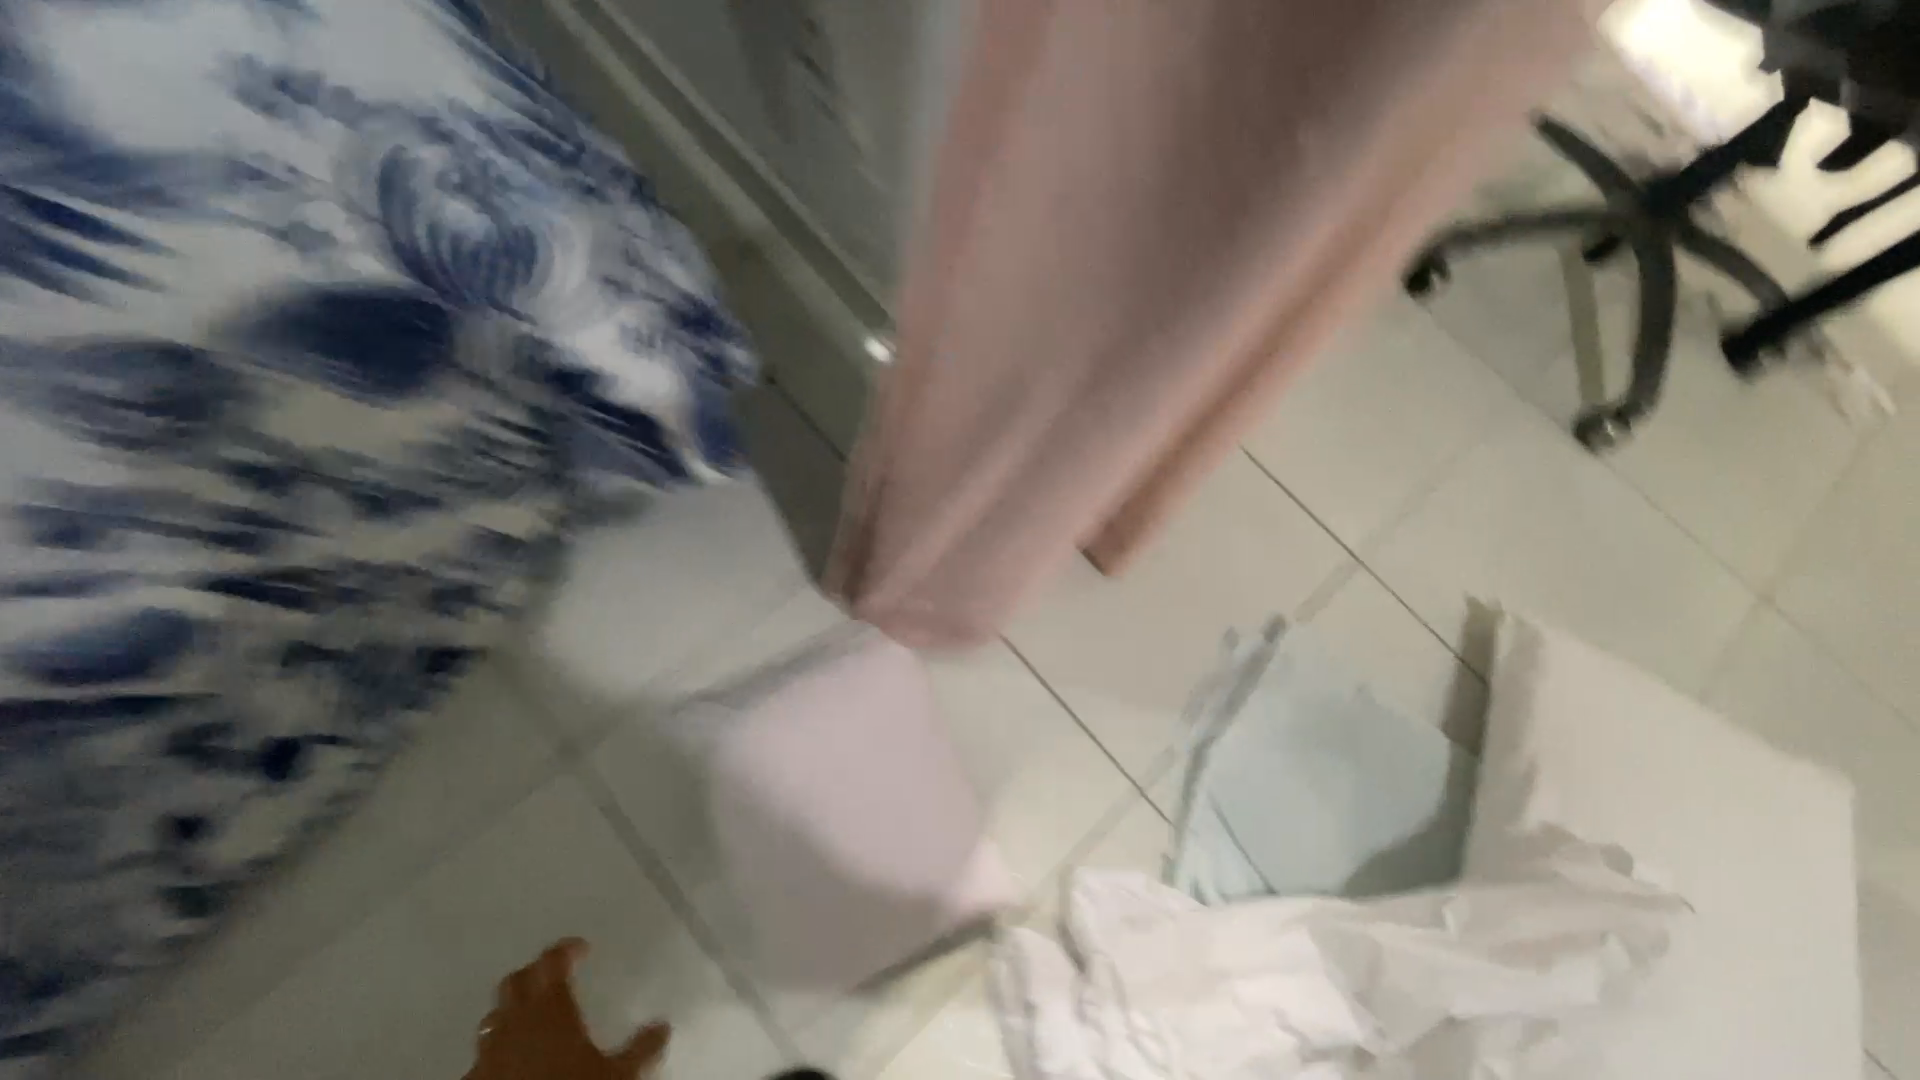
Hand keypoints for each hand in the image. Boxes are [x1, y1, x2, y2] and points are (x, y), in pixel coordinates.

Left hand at [465, 938, 670, 1079]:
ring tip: (533, 1020)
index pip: (552, 961)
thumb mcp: (618, 1074)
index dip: (566, 948)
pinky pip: (482, 1056)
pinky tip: (510, 1063)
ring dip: (512, 1010)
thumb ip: (641, 1047)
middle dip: (536, 972)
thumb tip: (664, 1025)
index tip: (584, 948)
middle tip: (558, 977)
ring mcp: (487, 1053)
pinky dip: (497, 1051)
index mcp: (549, 1009)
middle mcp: (514, 1023)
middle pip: (516, 981)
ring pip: (494, 1017)